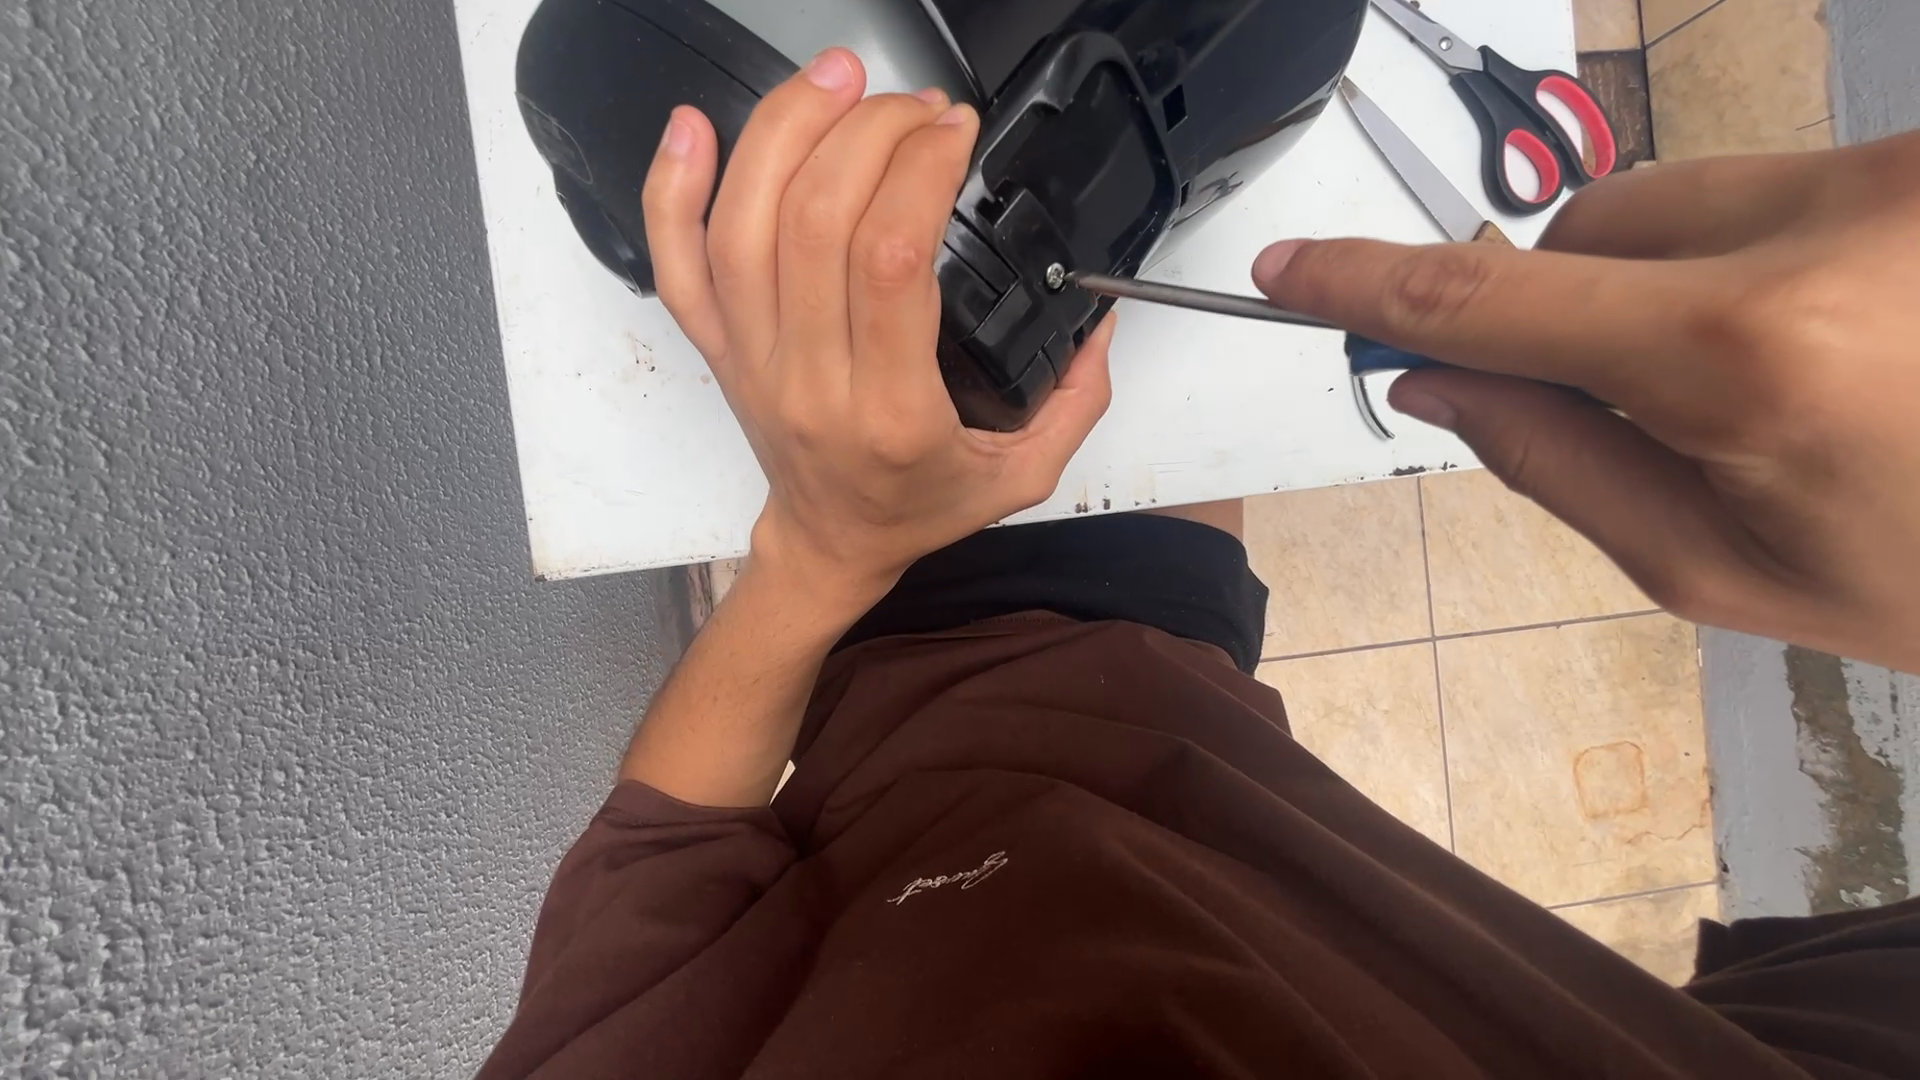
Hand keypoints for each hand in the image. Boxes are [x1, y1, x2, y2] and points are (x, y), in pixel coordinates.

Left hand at [641, 49, 1114, 615]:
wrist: (832, 544)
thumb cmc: (912, 512)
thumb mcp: (1021, 477)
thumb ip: (1075, 403)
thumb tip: (1099, 324)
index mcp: (892, 411)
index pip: (892, 259)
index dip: (923, 170)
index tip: (956, 136)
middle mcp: (811, 382)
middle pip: (817, 219)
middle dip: (872, 132)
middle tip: (916, 108)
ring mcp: (754, 362)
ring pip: (745, 222)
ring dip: (788, 130)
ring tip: (840, 81)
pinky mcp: (721, 351)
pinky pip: (679, 263)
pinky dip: (673, 188)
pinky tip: (697, 128)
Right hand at [1253, 133, 1919, 672]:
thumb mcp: (1706, 564)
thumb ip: (1544, 460)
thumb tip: (1430, 380)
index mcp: (1747, 358)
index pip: (1484, 299)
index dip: (1362, 285)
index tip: (1282, 268)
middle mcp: (1837, 226)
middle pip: (1577, 227)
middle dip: (1550, 304)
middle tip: (1610, 391)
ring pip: (1672, 198)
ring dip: (1648, 279)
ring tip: (1753, 367)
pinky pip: (1774, 190)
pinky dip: (1744, 259)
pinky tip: (1839, 329)